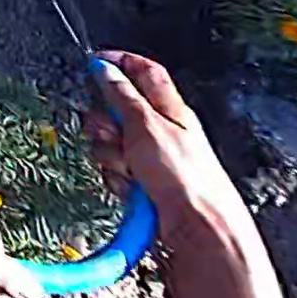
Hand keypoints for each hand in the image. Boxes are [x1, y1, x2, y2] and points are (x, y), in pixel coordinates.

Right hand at [84, 50, 255, 252]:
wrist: (203, 235)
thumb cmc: (187, 180)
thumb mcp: (146, 126)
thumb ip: (121, 95)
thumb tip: (104, 68)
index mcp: (171, 109)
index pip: (144, 71)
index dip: (119, 61)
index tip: (94, 63)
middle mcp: (162, 130)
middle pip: (118, 108)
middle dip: (104, 120)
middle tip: (110, 132)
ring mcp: (153, 157)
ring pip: (112, 140)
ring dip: (110, 153)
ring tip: (127, 169)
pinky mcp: (145, 182)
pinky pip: (115, 168)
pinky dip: (116, 176)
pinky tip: (131, 187)